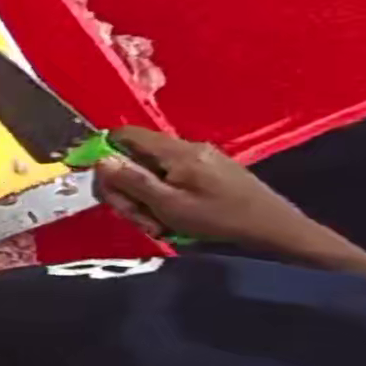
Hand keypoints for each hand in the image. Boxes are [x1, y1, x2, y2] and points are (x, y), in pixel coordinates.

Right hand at [94, 127, 313, 248]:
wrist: (276, 229)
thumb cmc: (219, 218)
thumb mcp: (166, 204)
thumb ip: (132, 180)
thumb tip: (101, 160)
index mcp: (178, 153)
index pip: (127, 135)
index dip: (101, 149)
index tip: (89, 173)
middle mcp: (187, 150)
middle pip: (133, 160)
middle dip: (124, 189)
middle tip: (133, 215)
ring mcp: (198, 160)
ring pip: (147, 173)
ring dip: (140, 199)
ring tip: (154, 223)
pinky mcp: (204, 172)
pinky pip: (165, 179)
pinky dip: (157, 198)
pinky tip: (166, 217)